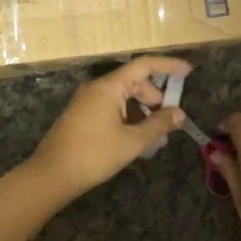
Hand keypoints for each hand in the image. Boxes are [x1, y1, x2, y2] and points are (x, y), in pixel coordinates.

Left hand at [24, 56, 191, 198]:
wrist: (52, 175)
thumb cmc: (94, 155)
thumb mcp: (132, 141)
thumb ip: (159, 125)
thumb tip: (179, 114)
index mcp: (109, 86)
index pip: (144, 65)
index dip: (168, 66)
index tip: (188, 71)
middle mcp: (97, 87)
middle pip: (135, 83)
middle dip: (156, 100)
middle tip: (169, 123)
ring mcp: (87, 101)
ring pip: (123, 97)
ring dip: (143, 113)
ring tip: (155, 138)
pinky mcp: (82, 115)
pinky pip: (112, 108)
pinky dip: (128, 118)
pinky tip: (136, 140)